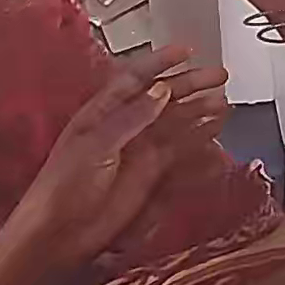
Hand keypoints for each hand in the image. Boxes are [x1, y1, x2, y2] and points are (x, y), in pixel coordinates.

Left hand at [0, 45, 229, 284]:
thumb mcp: (96, 145)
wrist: (59, 234)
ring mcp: (140, 149)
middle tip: (220, 76)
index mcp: (104, 112)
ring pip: (178, 122)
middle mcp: (125, 126)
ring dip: (201, 110)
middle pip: (164, 98)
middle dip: (192, 84)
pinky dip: (200, 139)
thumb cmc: (64, 187)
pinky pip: (181, 150)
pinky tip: (216, 131)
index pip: (137, 78)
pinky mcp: (151, 173)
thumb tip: (161, 91)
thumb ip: (131, 117)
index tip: (187, 51)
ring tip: (225, 101)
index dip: (161, 62)